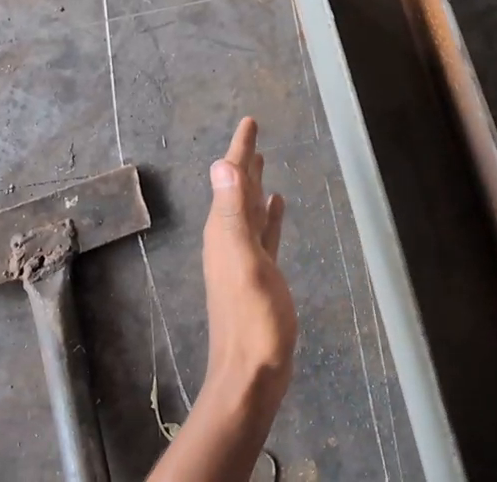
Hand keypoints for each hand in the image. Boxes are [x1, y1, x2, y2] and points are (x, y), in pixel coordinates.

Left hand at [202, 117, 297, 399]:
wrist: (250, 375)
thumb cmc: (251, 320)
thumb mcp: (243, 261)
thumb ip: (232, 215)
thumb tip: (220, 165)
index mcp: (224, 232)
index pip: (232, 180)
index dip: (240, 149)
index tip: (249, 121)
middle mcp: (229, 240)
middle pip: (237, 190)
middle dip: (244, 161)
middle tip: (253, 134)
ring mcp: (244, 258)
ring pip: (248, 209)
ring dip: (254, 185)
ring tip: (262, 161)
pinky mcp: (260, 275)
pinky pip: (263, 232)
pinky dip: (268, 215)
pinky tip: (276, 205)